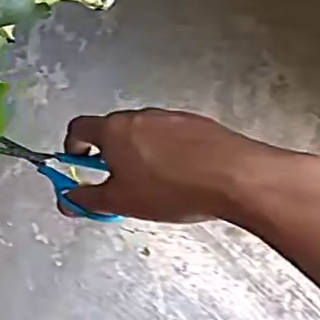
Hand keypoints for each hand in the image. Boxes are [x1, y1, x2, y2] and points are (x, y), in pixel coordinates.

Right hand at [61, 108, 319, 222]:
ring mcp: (175, 119)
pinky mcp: (206, 127)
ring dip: (145, 152)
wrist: (248, 182)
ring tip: (159, 181)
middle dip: (111, 152)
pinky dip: (177, 154)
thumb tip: (71, 200)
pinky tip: (189, 178)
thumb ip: (88, 199)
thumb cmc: (181, 187)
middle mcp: (140, 117)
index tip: (78, 160)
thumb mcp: (122, 202)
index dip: (74, 145)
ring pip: (147, 133)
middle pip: (113, 130)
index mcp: (112, 129)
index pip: (78, 129)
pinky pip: (180, 138)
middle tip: (119, 176)